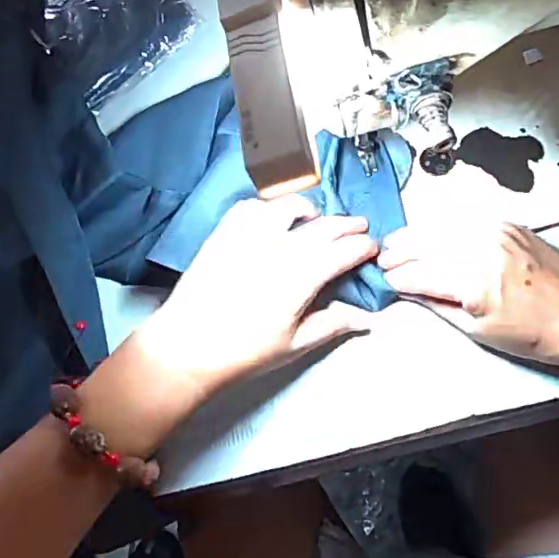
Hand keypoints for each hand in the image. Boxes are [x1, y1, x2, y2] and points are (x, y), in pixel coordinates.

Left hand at [138, 194, 379, 398]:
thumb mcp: (294, 344)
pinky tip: (272, 217)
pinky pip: (252, 206)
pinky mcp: (226, 231)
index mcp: (303, 275)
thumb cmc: (243, 351)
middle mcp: (280, 246)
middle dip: (347, 224)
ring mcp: (250, 234)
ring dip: (309, 210)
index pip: (345, 250)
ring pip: (288, 206)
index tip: (371, 248)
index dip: (364, 246)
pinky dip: (269, 207)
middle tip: (358, 228)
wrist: (187, 345)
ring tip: (315, 217)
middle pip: (324, 224)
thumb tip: (363, 318)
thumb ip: (332, 324)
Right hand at [377, 222, 558, 373]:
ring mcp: (496, 233)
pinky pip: (464, 219)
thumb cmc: (537, 332)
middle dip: (400, 251)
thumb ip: (440, 305)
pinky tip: (431, 232)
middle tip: (384, 259)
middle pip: (426, 243)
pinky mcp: (507, 225)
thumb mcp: (478, 330)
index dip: (398, 278)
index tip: (386, 280)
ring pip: (442, 225)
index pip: (421, 274)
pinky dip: (442, 226)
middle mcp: (483, 250)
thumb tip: (412, 292)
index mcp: (474, 282)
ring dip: (416, 234)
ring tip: (400, 244)